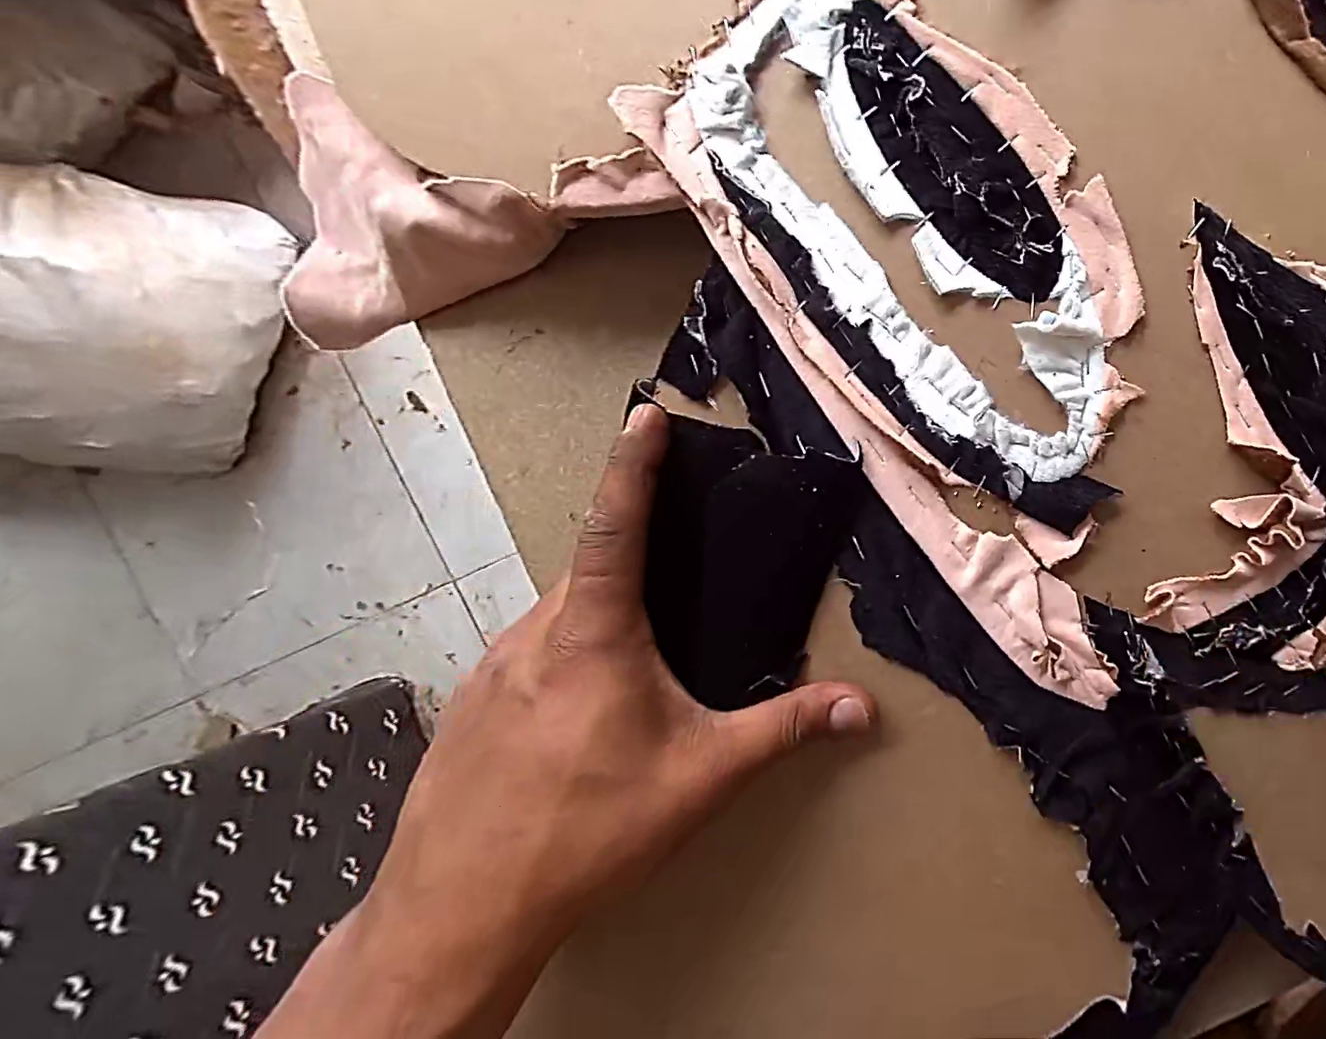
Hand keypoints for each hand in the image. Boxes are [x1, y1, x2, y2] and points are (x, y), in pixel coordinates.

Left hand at [260, 404, 876, 1038]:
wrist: (453, 920)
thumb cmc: (585, 834)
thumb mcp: (704, 777)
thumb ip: (786, 730)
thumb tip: (861, 707)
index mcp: (593, 636)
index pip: (614, 527)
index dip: (633, 467)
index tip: (646, 417)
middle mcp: (535, 636)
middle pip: (592, 567)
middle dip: (634, 553)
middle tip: (677, 569)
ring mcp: (493, 669)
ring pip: (563, 611)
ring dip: (607, 611)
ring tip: (645, 656)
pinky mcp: (475, 703)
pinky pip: (535, 648)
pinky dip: (573, 647)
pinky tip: (592, 704)